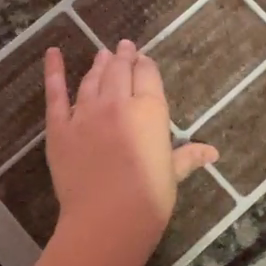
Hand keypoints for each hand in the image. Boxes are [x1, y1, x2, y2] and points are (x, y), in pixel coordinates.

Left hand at [42, 41, 217, 265]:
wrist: (108, 218)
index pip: (148, 76)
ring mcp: (86, 113)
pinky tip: (53, 53)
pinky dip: (53, 71)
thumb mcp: (173, 174)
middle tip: (124, 47)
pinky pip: (56, 93)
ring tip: (102, 54)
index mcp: (150, 110)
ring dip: (99, 64)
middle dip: (124, 56)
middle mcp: (118, 103)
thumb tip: (212, 153)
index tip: (143, 59)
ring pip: (93, 79)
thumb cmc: (149, 198)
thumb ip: (188, 157)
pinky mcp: (59, 127)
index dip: (145, 65)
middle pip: (120, 71)